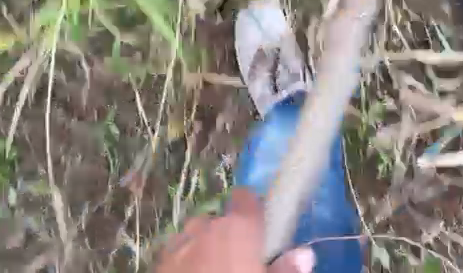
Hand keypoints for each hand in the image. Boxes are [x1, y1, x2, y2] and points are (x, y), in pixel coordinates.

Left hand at [155, 188, 315, 271]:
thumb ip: (286, 271)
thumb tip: (305, 254)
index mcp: (238, 228)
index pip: (247, 197)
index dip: (254, 211)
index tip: (262, 234)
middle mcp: (206, 226)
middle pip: (220, 221)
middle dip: (229, 239)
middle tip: (241, 268)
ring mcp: (177, 244)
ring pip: (196, 239)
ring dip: (205, 252)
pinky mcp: (157, 263)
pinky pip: (177, 257)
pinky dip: (185, 266)